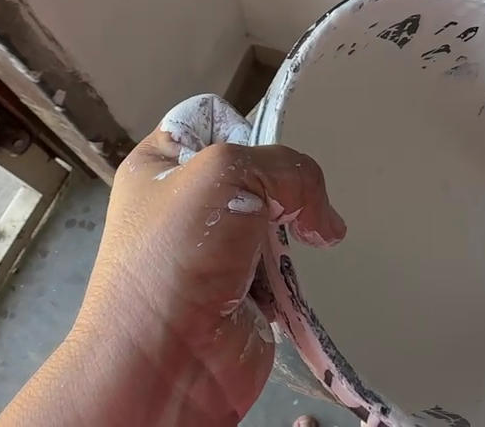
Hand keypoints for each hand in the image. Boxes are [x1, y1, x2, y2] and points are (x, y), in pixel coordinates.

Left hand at [71, 95, 345, 423]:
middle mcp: (185, 201)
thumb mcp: (226, 172)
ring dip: (292, 229)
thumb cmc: (174, 256)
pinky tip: (297, 272)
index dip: (242, 127)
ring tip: (301, 238)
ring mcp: (213, 248)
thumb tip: (324, 219)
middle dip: (279, 184)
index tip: (259, 150)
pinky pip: (282, 266)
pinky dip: (295, 270)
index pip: (212, 118)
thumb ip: (288, 168)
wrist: (160, 366)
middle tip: (289, 202)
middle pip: (255, 169)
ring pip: (274, 217)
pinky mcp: (242, 291)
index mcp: (161, 163)